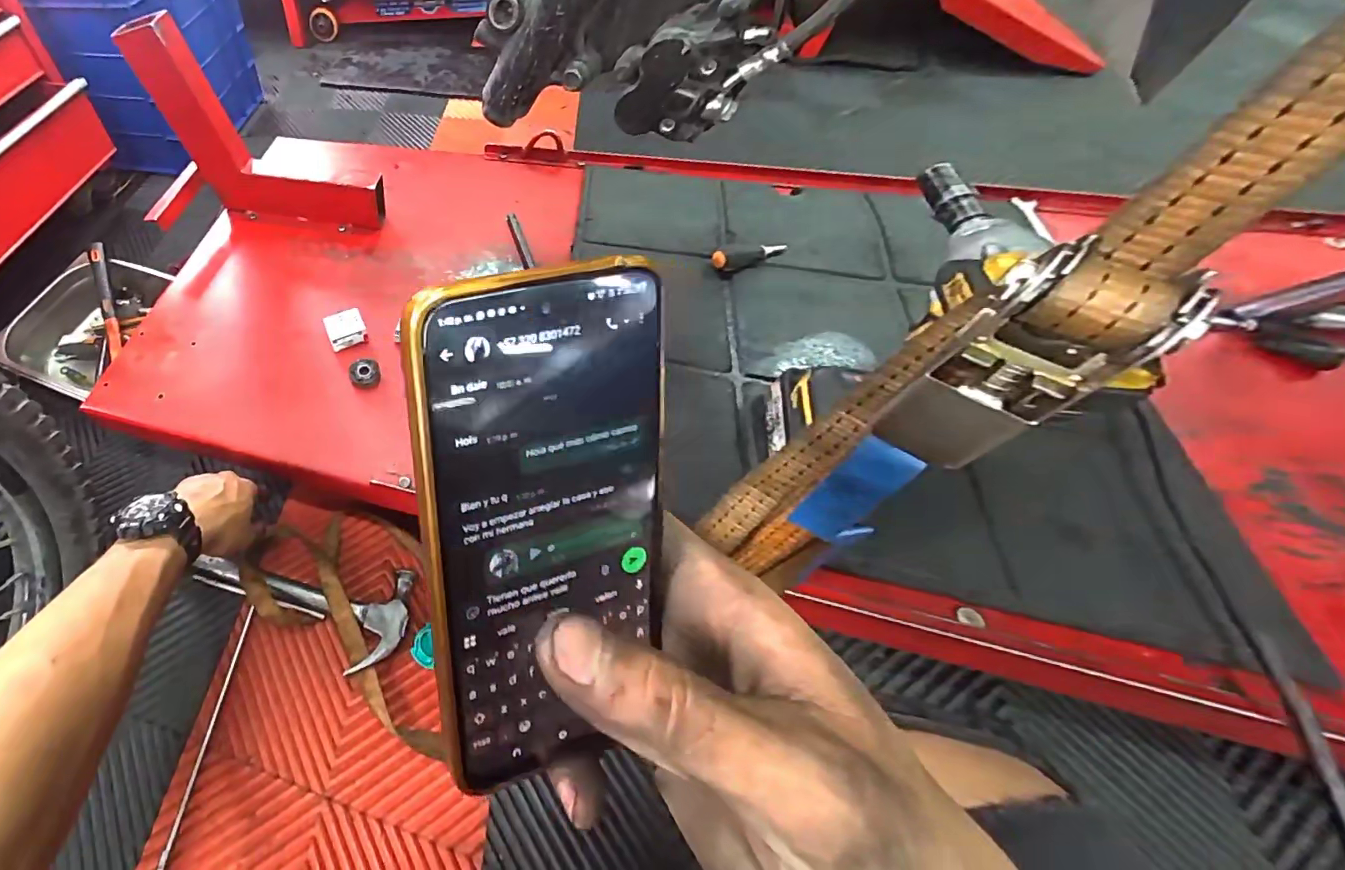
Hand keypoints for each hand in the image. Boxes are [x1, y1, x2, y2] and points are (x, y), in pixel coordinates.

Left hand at [175, 471, 260, 556]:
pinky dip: (198, 499)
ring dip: (214, 497)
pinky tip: (194, 512)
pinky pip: (197, 490)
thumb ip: (258, 531)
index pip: (256, 492)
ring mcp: (206, 476)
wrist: (182, 523)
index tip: (253, 513)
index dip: (255, 503)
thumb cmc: (219, 531)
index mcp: (247, 488)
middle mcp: (229, 477)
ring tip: (209, 514)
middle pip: (234, 486)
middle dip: (233, 498)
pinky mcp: (187, 481)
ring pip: (215, 487)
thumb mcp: (244, 539)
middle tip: (229, 514)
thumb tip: (264, 527)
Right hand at [533, 517, 1011, 869]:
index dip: (569, 513)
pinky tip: (569, 794)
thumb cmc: (874, 830)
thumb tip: (555, 636)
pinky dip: (565, 750)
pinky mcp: (652, 739)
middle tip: (469, 616)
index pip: (633, 523)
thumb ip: (673, 706)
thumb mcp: (778, 768)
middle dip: (534, 599)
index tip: (498, 522)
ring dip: (539, 680)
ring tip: (491, 705)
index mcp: (715, 598)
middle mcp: (680, 626)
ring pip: (579, 654)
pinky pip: (587, 722)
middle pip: (590, 586)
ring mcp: (664, 684)